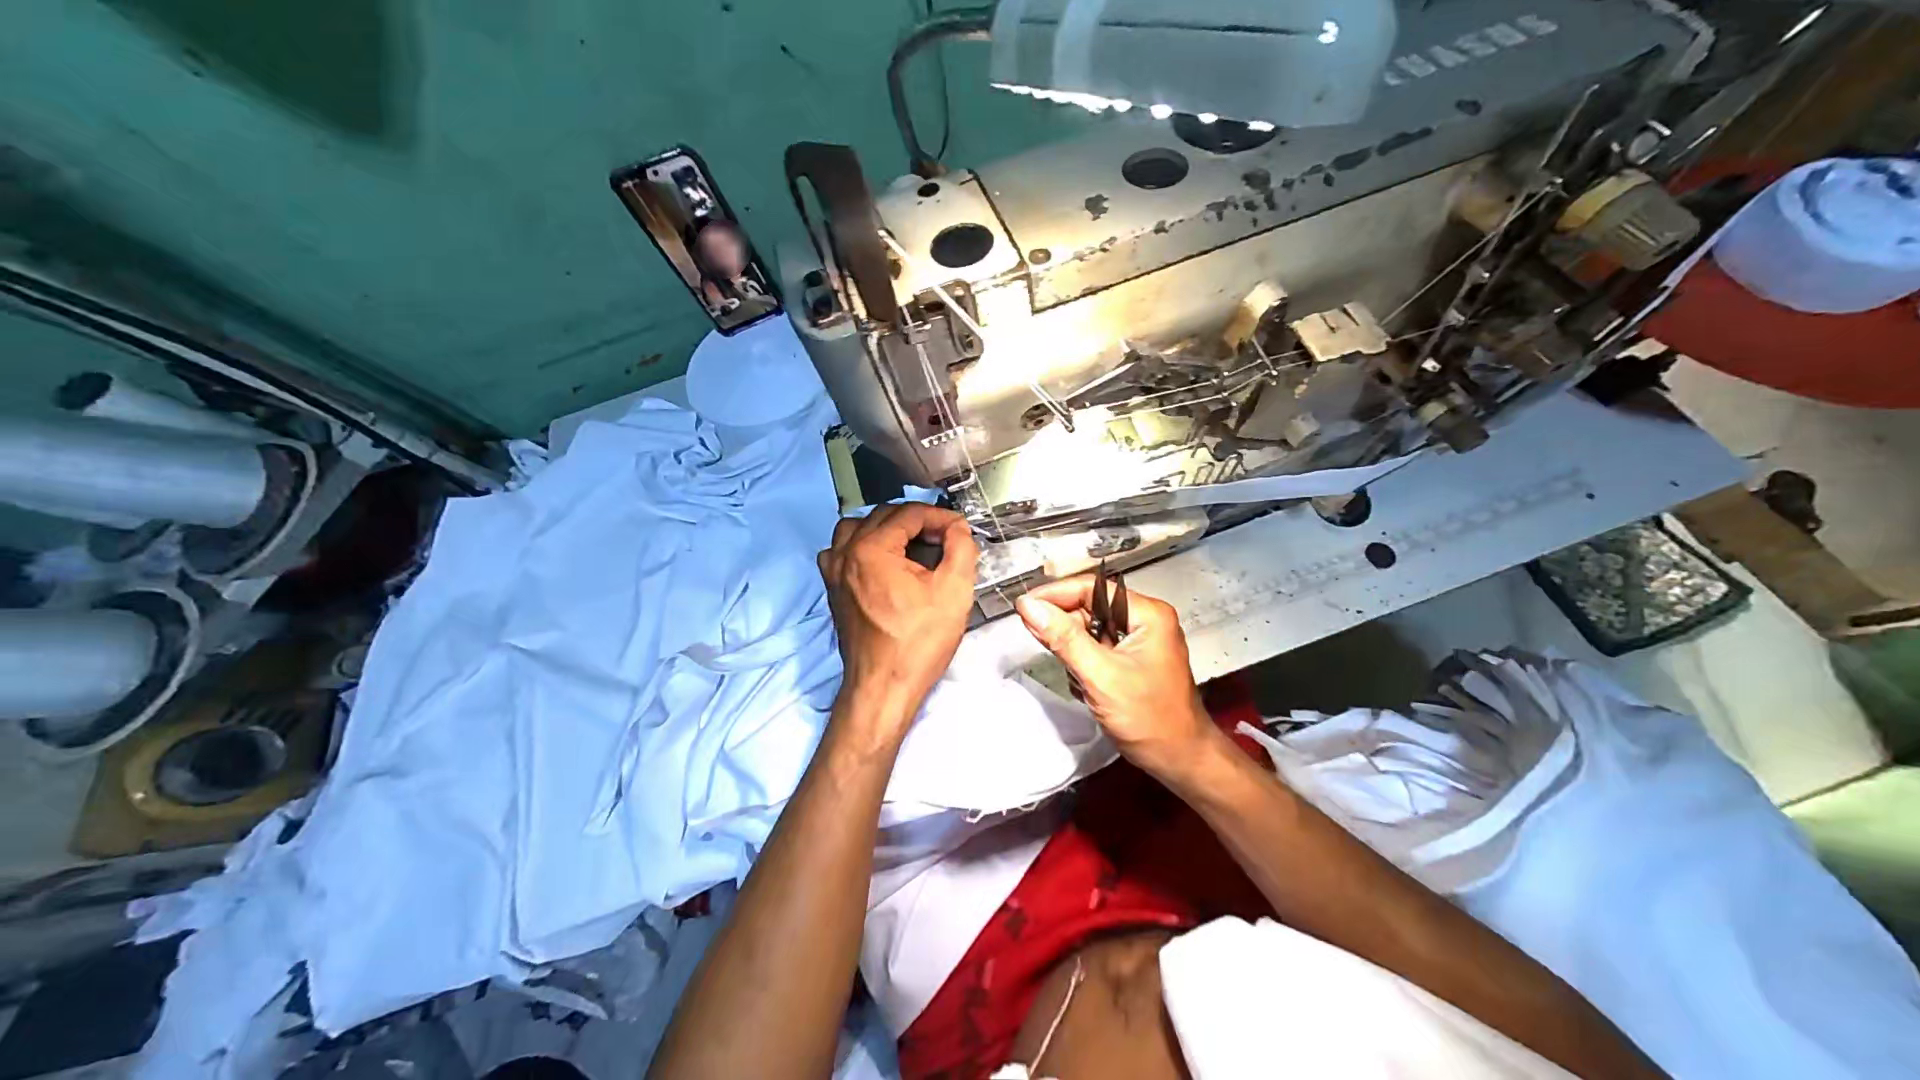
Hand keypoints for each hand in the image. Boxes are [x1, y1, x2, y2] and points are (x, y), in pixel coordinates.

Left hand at [819, 503, 979, 734]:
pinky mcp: (833, 590)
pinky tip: (883, 563)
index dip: (939, 517)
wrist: (883, 687)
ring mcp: (834, 573)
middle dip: (916, 520)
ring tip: (912, 545)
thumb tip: (957, 528)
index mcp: (871, 549)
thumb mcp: (954, 591)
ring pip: (856, 528)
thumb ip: (961, 548)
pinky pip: (841, 551)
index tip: (958, 530)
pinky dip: (862, 547)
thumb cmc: (916, 645)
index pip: (909, 513)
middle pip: (883, 515)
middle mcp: (845, 555)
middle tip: (943, 538)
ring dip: (885, 528)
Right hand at [1016, 577, 1221, 780]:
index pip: (1091, 588)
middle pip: (1088, 608)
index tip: (1024, 606)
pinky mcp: (1130, 660)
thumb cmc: (1152, 720)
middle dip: (1066, 630)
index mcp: (1147, 614)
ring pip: (1088, 630)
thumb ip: (1063, 638)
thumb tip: (1030, 607)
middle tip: (1046, 647)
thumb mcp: (1100, 675)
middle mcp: (1144, 620)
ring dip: (1074, 652)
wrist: (1180, 760)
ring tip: (1078, 679)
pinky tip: (1086, 686)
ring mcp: (1138, 641)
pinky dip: (1082, 664)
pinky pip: (1095, 649)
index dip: (1055, 595)